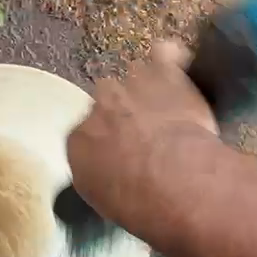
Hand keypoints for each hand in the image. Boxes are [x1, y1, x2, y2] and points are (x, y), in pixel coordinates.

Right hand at [67, 40, 219, 238]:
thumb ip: (104, 180)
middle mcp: (98, 107)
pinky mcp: (164, 74)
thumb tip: (112, 182)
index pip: (86, 135)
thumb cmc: (138, 201)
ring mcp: (130, 86)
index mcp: (77, 141)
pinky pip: (165, 54)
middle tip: (146, 132)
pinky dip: (172, 58)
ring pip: (135, 76)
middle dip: (123, 111)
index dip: (107, 142)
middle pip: (107, 100)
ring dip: (148, 87)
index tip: (122, 154)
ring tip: (166, 105)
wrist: (169, 178)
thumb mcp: (109, 203)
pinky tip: (179, 65)